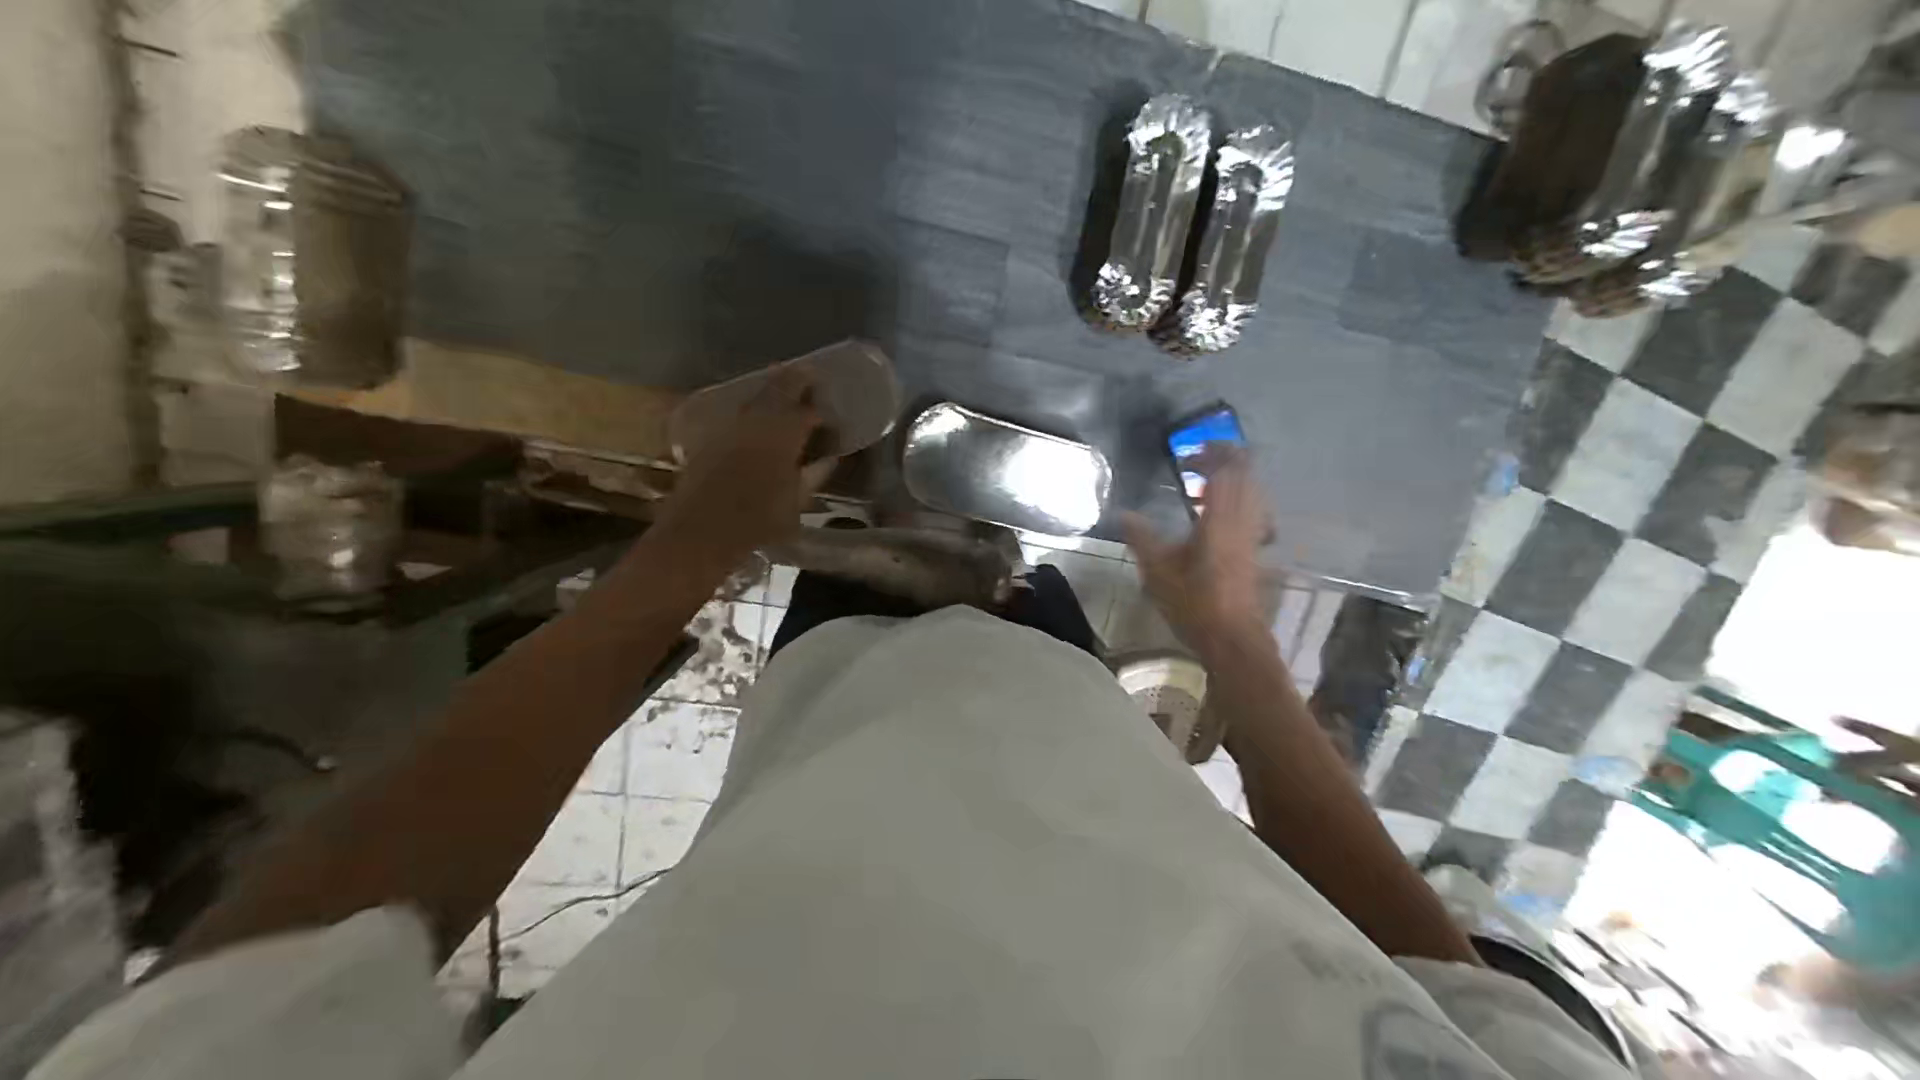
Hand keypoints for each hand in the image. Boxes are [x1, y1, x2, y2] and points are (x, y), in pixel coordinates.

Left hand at [658, 367, 836, 557]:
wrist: (701, 530)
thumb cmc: (758, 520)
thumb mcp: (796, 502)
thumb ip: (813, 477)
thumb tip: (827, 460)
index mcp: (784, 434)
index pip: (807, 410)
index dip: (820, 407)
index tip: (830, 407)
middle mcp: (756, 421)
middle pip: (778, 389)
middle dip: (794, 380)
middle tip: (807, 374)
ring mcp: (729, 426)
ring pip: (754, 398)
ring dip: (769, 390)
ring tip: (781, 385)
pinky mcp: (708, 437)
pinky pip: (735, 413)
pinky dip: (749, 409)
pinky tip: (752, 416)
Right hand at [1123, 444, 1271, 653]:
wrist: (1232, 638)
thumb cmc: (1194, 603)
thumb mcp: (1157, 570)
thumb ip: (1141, 538)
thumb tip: (1124, 514)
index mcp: (1220, 519)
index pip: (1226, 471)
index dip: (1211, 455)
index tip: (1188, 456)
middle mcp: (1243, 521)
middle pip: (1246, 476)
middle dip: (1225, 461)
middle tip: (1197, 463)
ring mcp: (1254, 537)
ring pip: (1253, 493)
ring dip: (1233, 481)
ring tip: (1204, 487)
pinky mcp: (1255, 552)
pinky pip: (1253, 512)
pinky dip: (1238, 502)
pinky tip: (1217, 518)